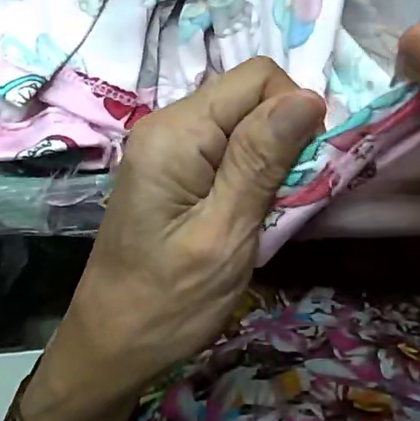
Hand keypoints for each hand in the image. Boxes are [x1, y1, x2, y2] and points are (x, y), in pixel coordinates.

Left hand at [27, 58, 324, 420]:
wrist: (110, 343)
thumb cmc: (169, 302)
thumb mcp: (225, 234)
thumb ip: (262, 160)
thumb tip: (308, 95)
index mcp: (175, 132)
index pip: (257, 77)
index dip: (295, 111)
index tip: (304, 169)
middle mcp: (165, 124)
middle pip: (248, 95)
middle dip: (284, 135)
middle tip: (287, 196)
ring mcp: (164, 146)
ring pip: (240, 121)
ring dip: (269, 158)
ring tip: (267, 210)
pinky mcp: (169, 169)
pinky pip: (223, 147)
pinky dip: (248, 172)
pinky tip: (246, 210)